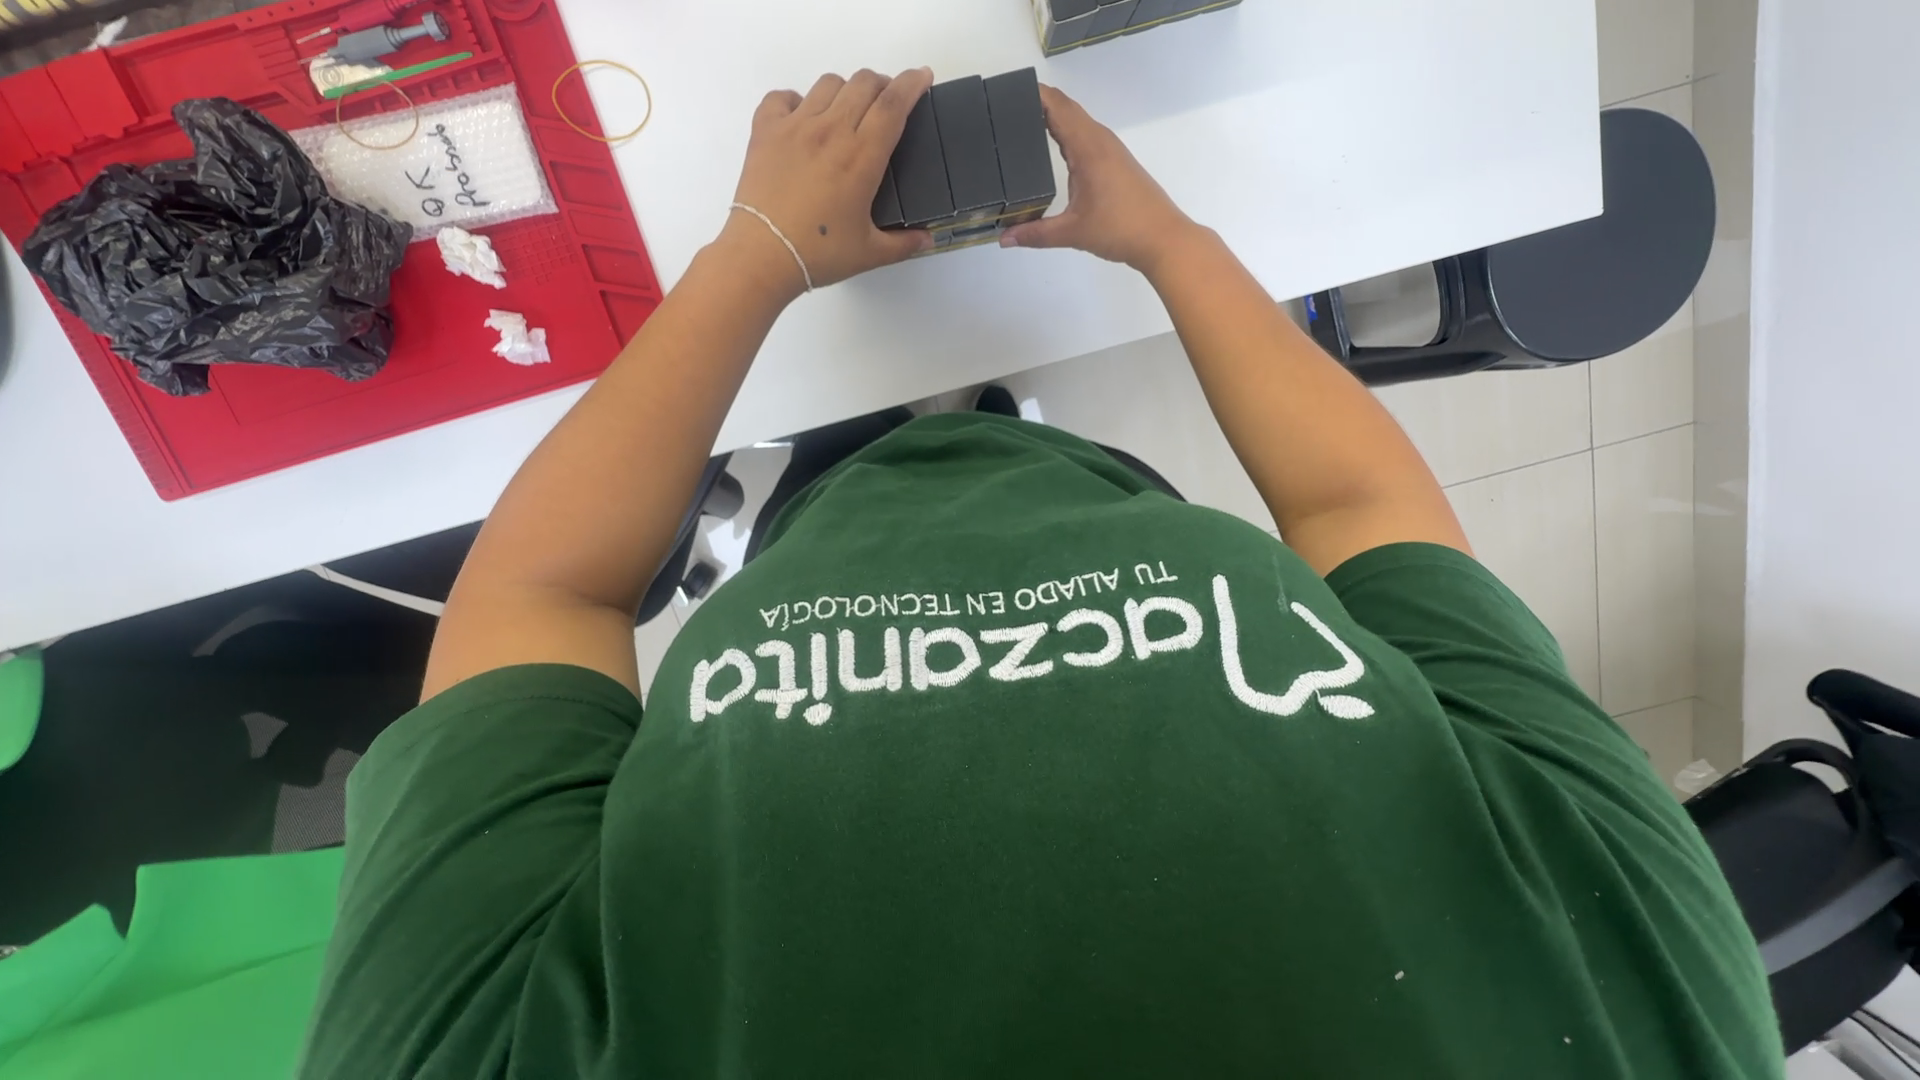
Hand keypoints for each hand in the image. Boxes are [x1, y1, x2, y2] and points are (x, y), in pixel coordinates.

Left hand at [726, 68, 935, 291]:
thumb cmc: (819, 254)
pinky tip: (803, 121)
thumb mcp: (870, 253)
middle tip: (886, 104)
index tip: (922, 77)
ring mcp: (795, 126)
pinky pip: (784, 97)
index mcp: (862, 156)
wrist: (763, 255)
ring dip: (845, 91)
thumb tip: (927, 240)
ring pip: (828, 83)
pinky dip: (798, 101)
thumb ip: (903, 244)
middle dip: (882, 85)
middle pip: (863, 83)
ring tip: (846, 113)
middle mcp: (831, 131)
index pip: (893, 104)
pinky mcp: (766, 130)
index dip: (912, 84)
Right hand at [999, 85, 1202, 272]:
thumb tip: (1004, 238)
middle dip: (1037, 104)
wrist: (1162, 239)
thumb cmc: (1120, 229)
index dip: (1033, 94)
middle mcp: (1099, 140)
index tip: (1006, 93)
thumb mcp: (1072, 233)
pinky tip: (1052, 149)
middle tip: (1004, 109)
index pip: (1057, 106)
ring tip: (1020, 124)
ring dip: (1053, 118)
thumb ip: (1035, 234)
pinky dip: (1066, 134)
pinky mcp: (1115, 162)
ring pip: (1077, 122)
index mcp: (1088, 147)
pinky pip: (1085, 136)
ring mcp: (1110, 149)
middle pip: (1066, 109)